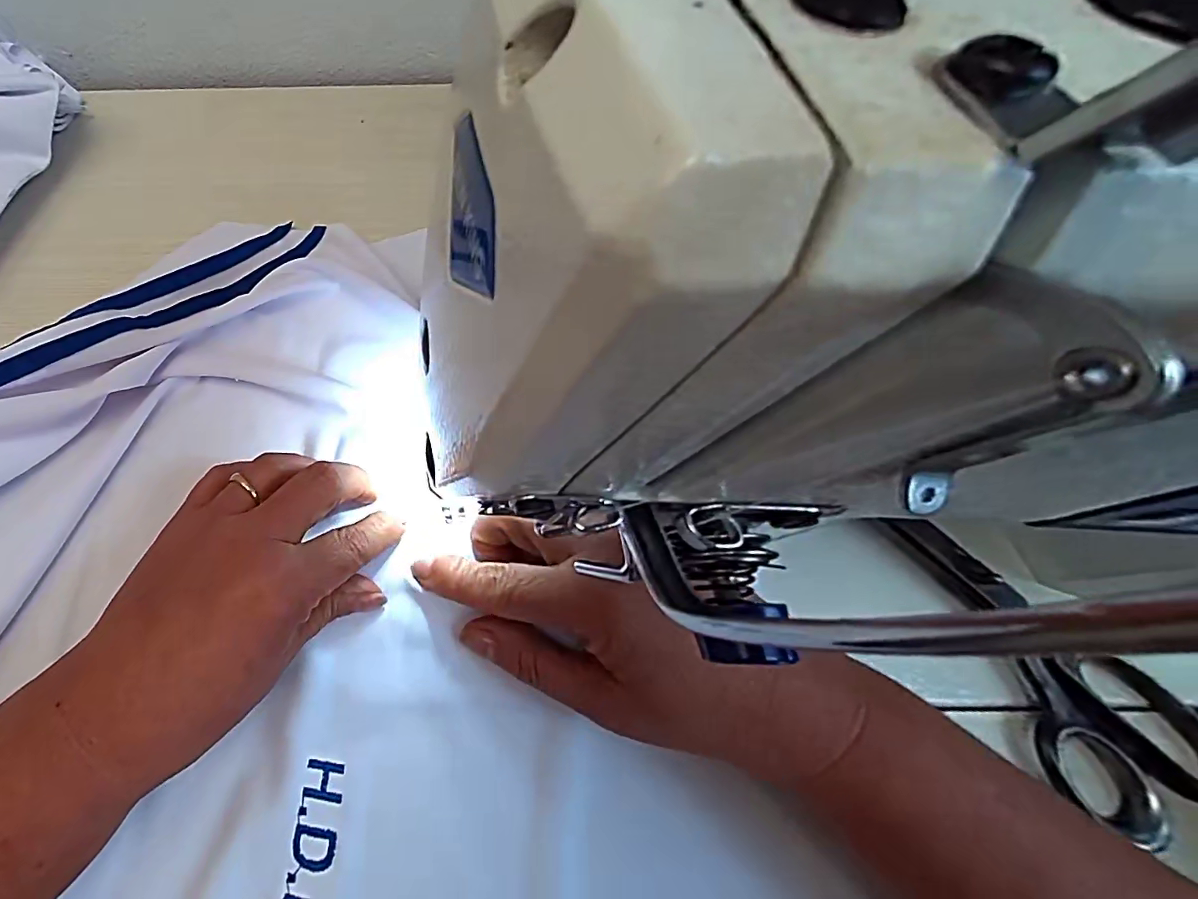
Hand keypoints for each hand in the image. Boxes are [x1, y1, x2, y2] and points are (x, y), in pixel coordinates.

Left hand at [49, 454, 403, 799]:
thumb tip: (367, 590)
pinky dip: (253, 472)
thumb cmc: (202, 696)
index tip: (395, 522)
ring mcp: (214, 520)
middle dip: (354, 482)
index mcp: (283, 580)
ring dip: (306, 467)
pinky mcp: (184, 518)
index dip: (379, 530)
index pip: (347, 544)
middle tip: (371, 491)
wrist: (122, 695)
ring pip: (271, 469)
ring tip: (325, 478)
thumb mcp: (275, 657)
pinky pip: (225, 477)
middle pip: (317, 486)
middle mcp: (252, 537)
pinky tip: (265, 481)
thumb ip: (323, 610)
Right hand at [412, 516, 889, 786]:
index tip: (426, 571)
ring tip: (560, 595)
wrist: (800, 698)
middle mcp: (605, 549)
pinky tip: (597, 583)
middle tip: (512, 598)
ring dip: (524, 546)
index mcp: (591, 596)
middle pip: (507, 525)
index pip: (496, 581)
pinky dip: (560, 543)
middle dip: (490, 556)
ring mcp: (629, 532)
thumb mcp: (608, 702)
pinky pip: (575, 521)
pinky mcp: (647, 528)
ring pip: (538, 517)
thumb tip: (478, 631)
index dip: (454, 578)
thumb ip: (531, 660)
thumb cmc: (711, 709)